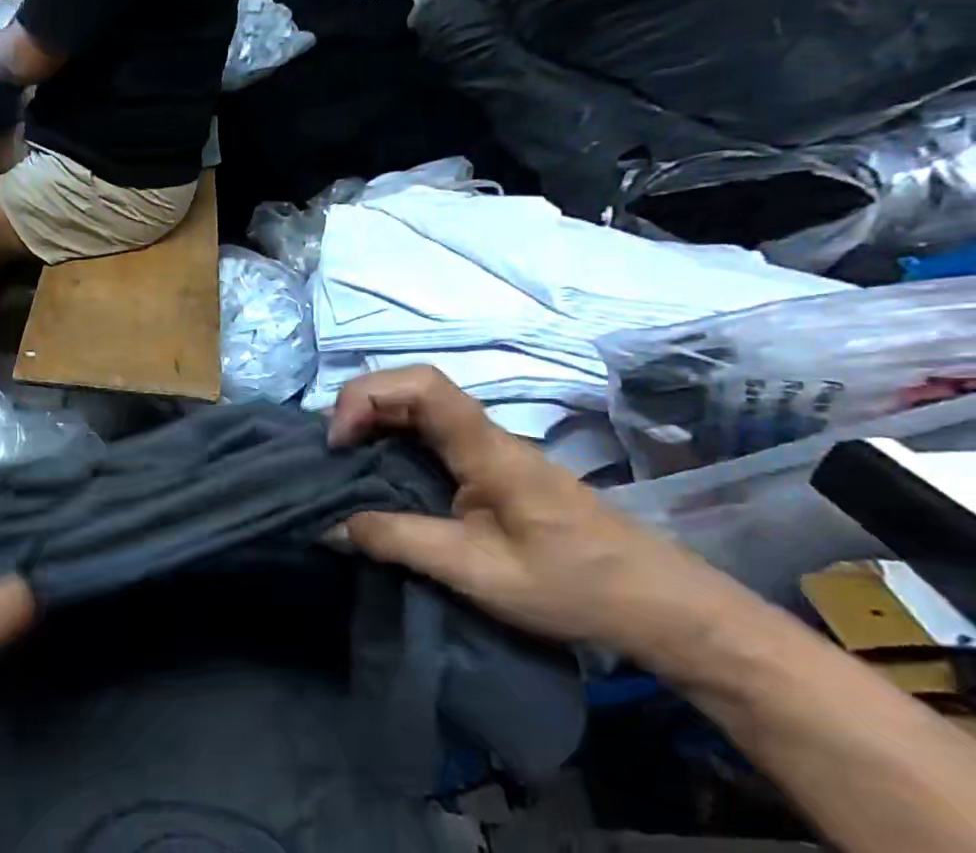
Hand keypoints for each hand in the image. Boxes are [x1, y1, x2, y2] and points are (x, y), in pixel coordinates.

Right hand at [327, 367, 750, 665]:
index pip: (422, 385)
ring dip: (374, 420)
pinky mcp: (494, 472)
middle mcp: (487, 438)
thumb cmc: (575, 587)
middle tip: (331, 448)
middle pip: (415, 387)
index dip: (367, 396)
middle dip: (361, 404)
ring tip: (342, 459)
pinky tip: (378, 475)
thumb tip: (329, 526)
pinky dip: (393, 441)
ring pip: (421, 409)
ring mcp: (492, 452)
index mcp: (487, 449)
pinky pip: (430, 436)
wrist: (667, 610)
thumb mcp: (475, 572)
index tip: (340, 441)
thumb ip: (398, 542)